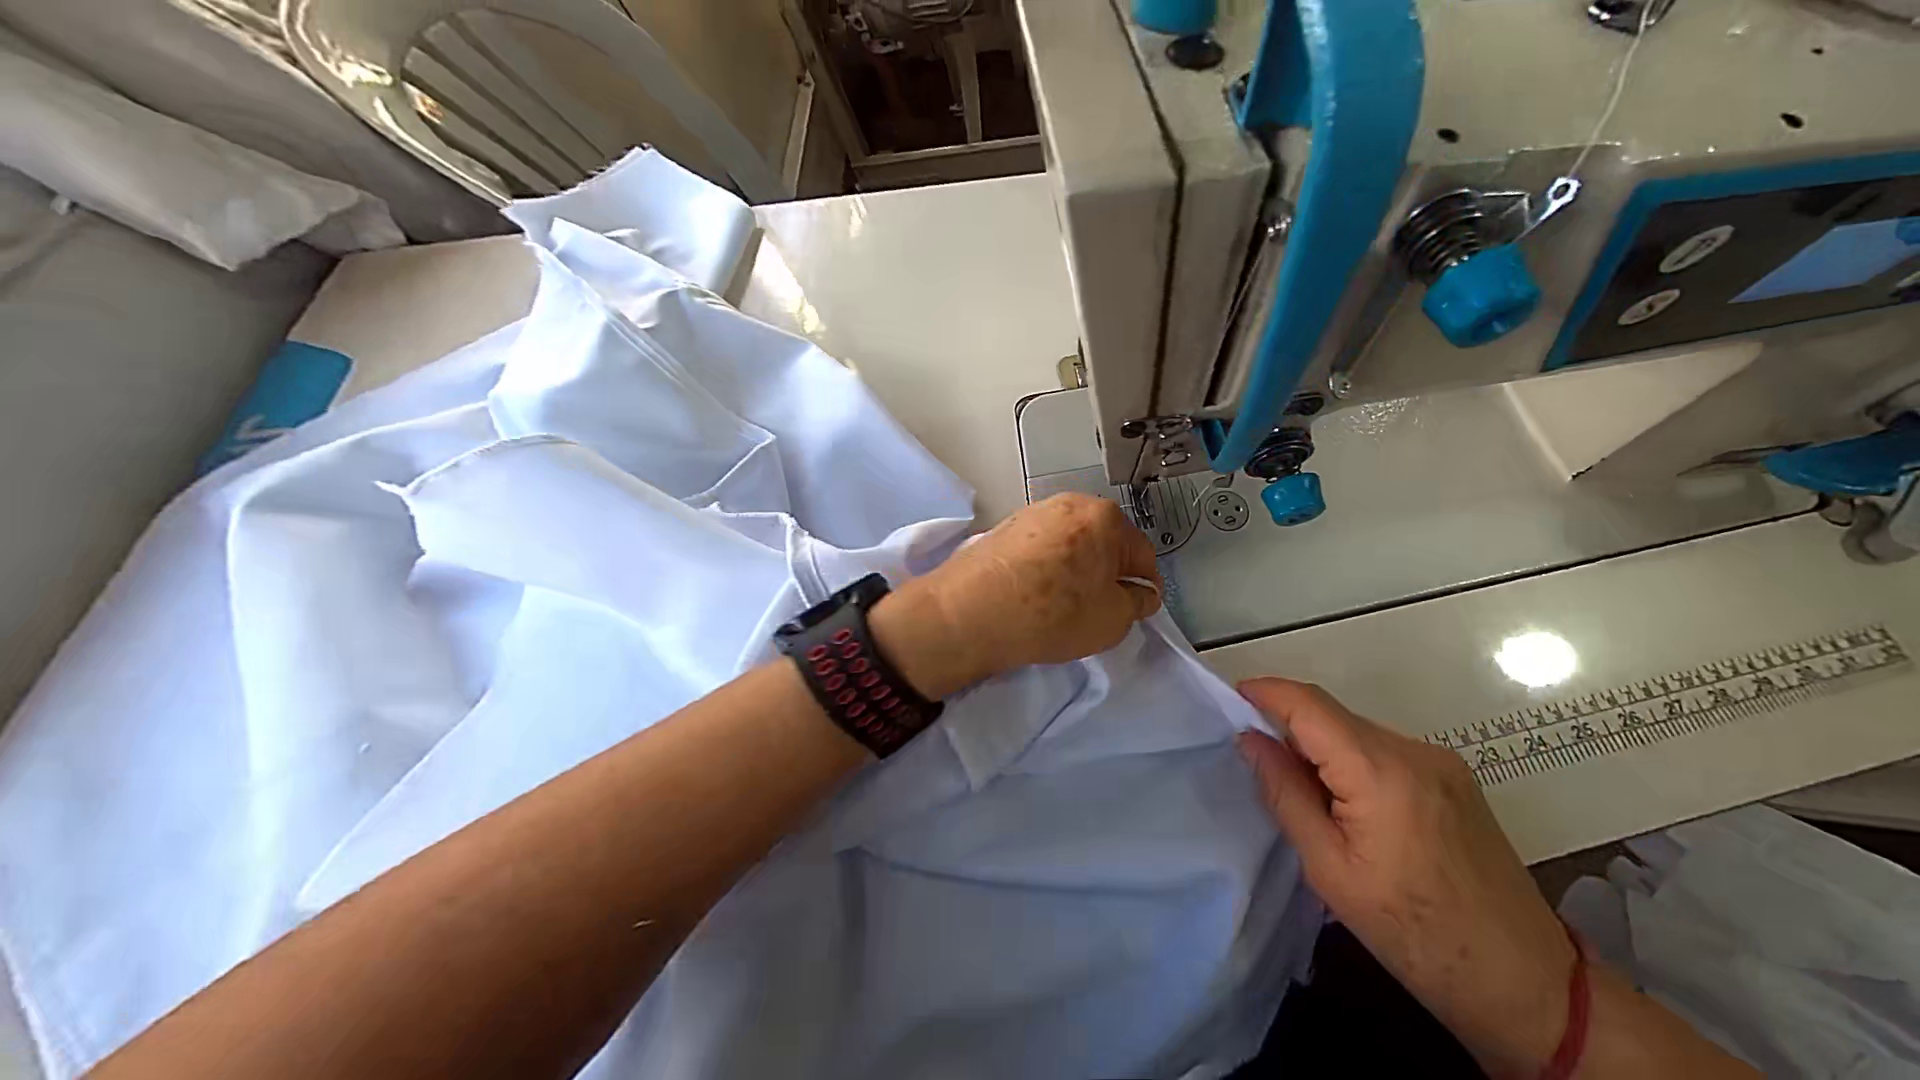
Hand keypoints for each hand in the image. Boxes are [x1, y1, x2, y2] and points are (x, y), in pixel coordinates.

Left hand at [871, 493, 1161, 698]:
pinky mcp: (1004, 528)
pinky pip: (1041, 550)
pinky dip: (1046, 569)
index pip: (1142, 554)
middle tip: (1099, 608)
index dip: (1144, 586)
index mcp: (1106, 517)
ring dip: (1075, 569)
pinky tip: (1036, 595)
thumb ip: (1137, 603)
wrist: (970, 611)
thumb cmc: (1053, 613)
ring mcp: (1033, 513)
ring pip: (1071, 544)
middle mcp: (1070, 503)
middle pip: (1104, 543)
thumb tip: (1140, 593)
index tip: (1138, 608)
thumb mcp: (1113, 620)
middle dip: (1107, 573)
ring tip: (1063, 604)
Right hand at [1235, 679, 1575, 1077]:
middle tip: (1257, 761)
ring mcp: (1442, 763)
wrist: (1522, 981)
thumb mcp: (1327, 867)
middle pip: (1334, 715)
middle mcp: (1415, 751)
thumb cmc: (1411, 930)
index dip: (1266, 691)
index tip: (1231, 697)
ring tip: (1303, 794)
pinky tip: (1347, 804)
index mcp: (1380, 772)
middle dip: (1289, 725)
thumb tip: (1250, 740)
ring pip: (1358, 731)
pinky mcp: (1455, 778)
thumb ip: (1284, 793)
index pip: (1310, 705)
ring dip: (1321, 746)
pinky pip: (1385, 750)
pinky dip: (1351, 760)